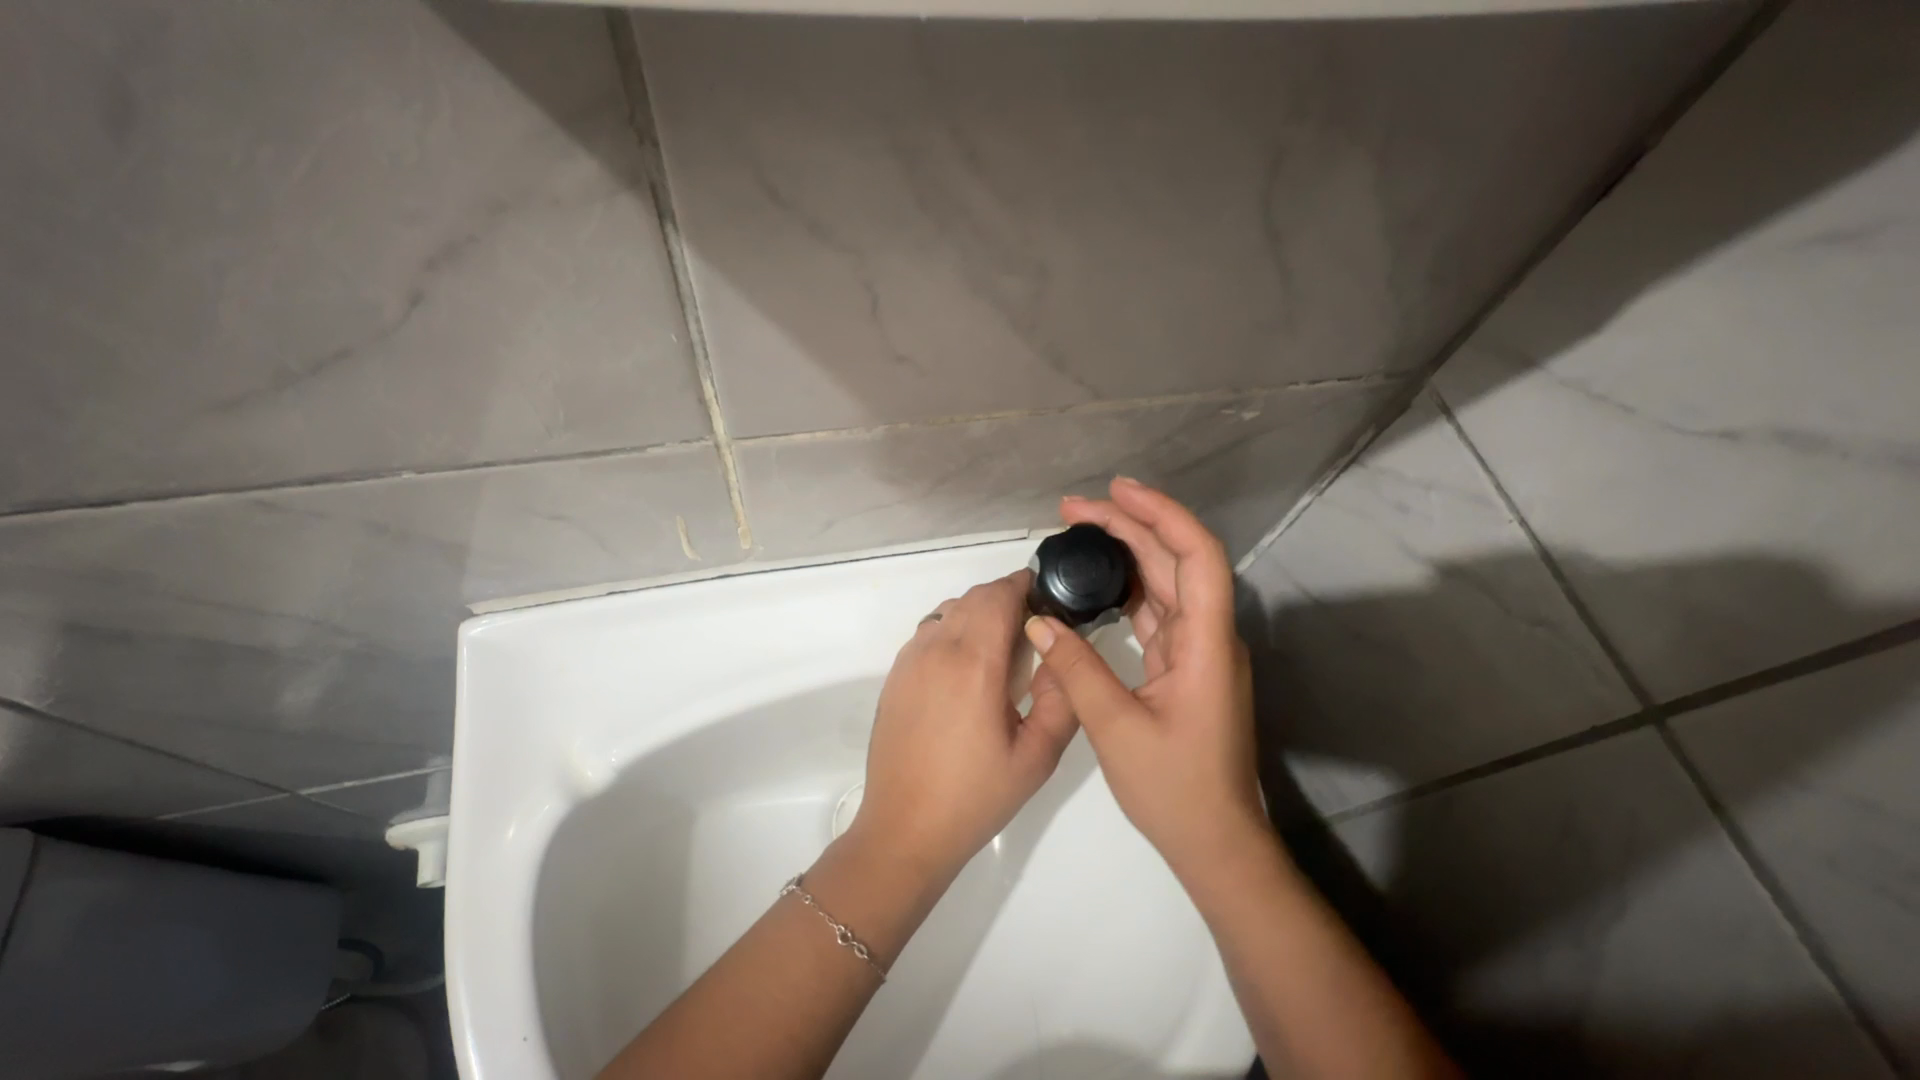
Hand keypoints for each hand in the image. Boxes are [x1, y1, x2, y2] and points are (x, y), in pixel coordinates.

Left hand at [854, 570, 1079, 881]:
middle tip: (1036, 627)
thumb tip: (1062, 654)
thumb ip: (1061, 697)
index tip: (1052, 597)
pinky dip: (953, 632)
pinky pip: (928, 633)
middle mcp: (936, 649)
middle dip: (1006, 598)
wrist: (905, 829)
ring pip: (948, 611)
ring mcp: (909, 661)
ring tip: (1004, 649)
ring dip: (978, 614)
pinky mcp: (894, 677)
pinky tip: (969, 670)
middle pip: (973, 597)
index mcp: (973, 663)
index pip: (999, 595)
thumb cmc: (976, 796)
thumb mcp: (1038, 755)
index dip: (1026, 585)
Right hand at [1023, 478, 1269, 881]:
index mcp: (1207, 645)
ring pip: (1165, 585)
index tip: (1117, 492)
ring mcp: (1198, 654)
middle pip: (1176, 562)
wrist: (1215, 841)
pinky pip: (1156, 615)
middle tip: (1072, 509)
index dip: (1162, 514)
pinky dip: (1127, 592)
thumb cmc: (1174, 788)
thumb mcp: (1116, 728)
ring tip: (1077, 533)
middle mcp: (1209, 638)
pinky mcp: (1183, 670)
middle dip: (1129, 527)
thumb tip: (1039, 622)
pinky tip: (1095, 583)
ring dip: (1127, 555)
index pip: (1197, 556)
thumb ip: (1077, 669)